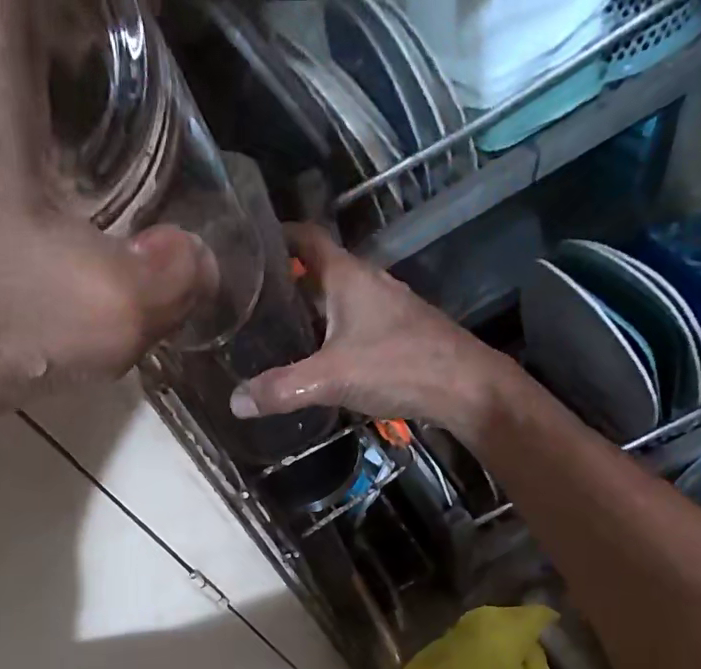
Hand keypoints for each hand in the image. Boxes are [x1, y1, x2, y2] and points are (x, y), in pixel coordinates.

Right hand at [228, 224, 529, 440]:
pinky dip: (328, 331)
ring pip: (335, 298)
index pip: (307, 237)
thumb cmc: (398, 366)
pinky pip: (351, 322)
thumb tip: (235, 402)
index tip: (246, 242)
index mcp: (347, 275)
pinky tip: (314, 356)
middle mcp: (366, 282)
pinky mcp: (395, 333)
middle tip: (246, 297)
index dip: (277, 234)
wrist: (465, 387)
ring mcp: (384, 307)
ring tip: (271, 327)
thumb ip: (282, 388)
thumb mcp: (331, 378)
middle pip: (317, 270)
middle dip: (284, 279)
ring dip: (307, 308)